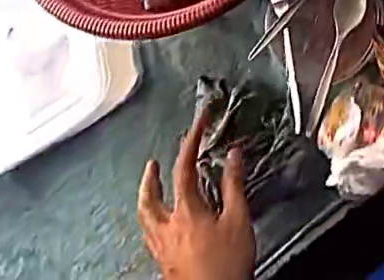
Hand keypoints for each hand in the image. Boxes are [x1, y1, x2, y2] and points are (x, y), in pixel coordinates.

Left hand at [138, 103, 252, 279]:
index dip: (191, 141)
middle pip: (149, 200)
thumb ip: (233, 184)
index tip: (199, 122)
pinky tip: (162, 219)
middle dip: (149, 179)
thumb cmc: (228, 262)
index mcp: (186, 213)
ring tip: (150, 187)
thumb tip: (232, 154)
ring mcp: (162, 249)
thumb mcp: (238, 217)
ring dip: (146, 198)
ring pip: (145, 219)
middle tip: (153, 162)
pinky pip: (151, 233)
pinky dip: (153, 217)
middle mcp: (168, 229)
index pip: (184, 169)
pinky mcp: (165, 262)